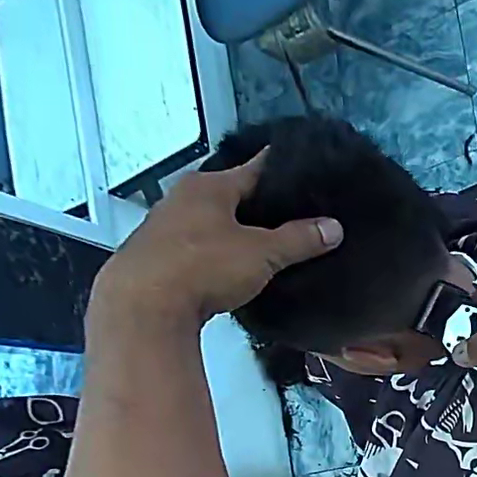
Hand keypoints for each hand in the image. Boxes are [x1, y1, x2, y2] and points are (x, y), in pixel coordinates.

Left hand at [91, 150, 342, 326]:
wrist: (143, 307)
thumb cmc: (203, 266)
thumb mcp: (262, 253)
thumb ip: (299, 239)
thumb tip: (333, 227)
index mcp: (209, 186)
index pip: (255, 168)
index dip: (284, 172)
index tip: (307, 175)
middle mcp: (183, 198)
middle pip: (234, 196)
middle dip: (263, 207)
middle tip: (298, 217)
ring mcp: (167, 228)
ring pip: (216, 223)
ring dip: (240, 233)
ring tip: (274, 245)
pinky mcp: (160, 258)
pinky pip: (202, 248)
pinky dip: (222, 254)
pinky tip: (239, 269)